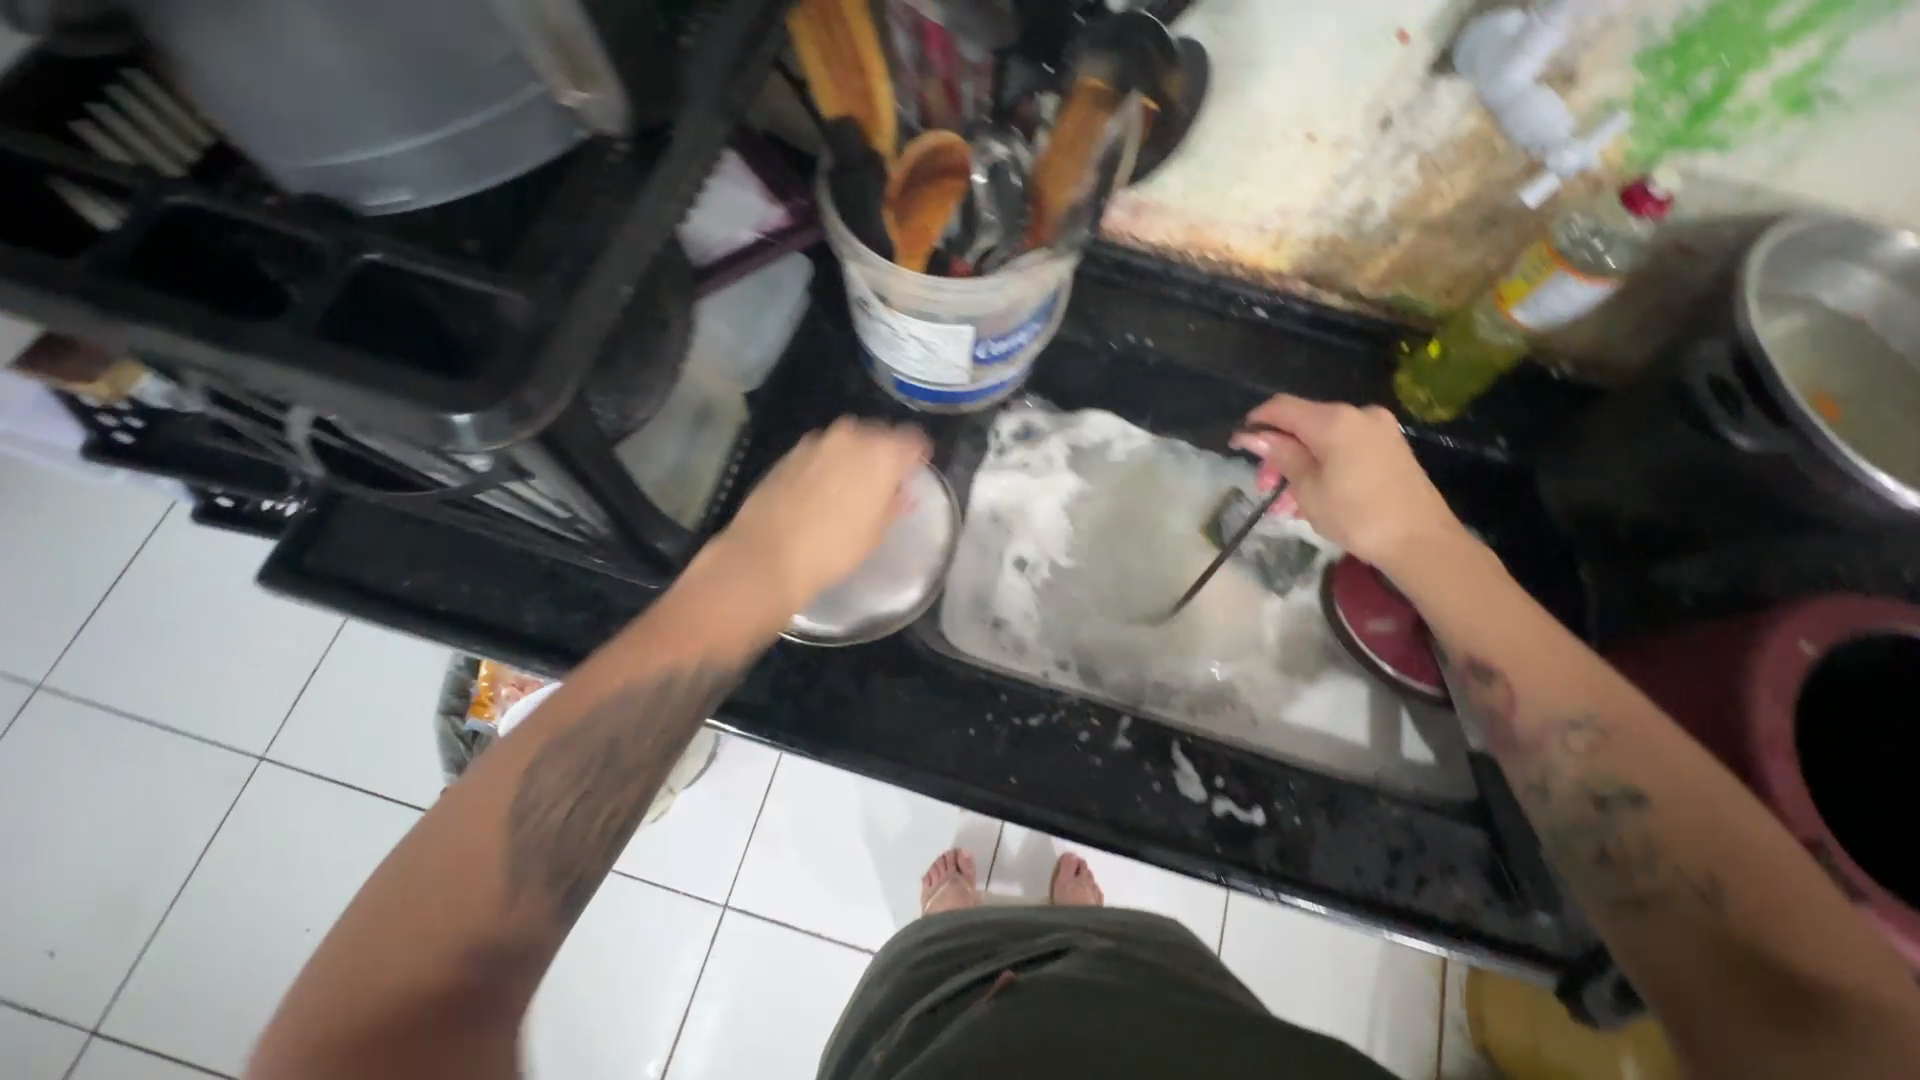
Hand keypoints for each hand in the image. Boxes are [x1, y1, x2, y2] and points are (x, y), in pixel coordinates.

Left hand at [714, 416, 930, 612]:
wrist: (768, 555)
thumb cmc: (834, 549)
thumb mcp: (875, 533)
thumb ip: (892, 504)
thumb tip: (898, 493)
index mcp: (883, 454)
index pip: (913, 440)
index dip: (917, 455)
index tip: (916, 471)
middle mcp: (852, 436)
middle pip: (879, 434)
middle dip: (885, 453)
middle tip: (885, 481)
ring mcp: (817, 442)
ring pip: (848, 440)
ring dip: (855, 455)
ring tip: (852, 485)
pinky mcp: (790, 453)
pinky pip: (821, 451)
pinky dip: (828, 462)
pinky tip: (823, 489)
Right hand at [1229, 395, 1465, 575]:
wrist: (1421, 541)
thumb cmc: (1357, 516)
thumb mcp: (1308, 489)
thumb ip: (1281, 456)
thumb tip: (1253, 435)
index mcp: (1334, 420)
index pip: (1281, 407)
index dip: (1255, 423)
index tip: (1236, 445)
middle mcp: (1358, 414)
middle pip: (1303, 423)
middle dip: (1278, 452)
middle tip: (1265, 488)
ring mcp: (1378, 430)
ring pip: (1323, 440)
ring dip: (1299, 465)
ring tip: (1286, 504)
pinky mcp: (1389, 447)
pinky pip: (1343, 448)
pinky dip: (1322, 466)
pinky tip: (1311, 497)